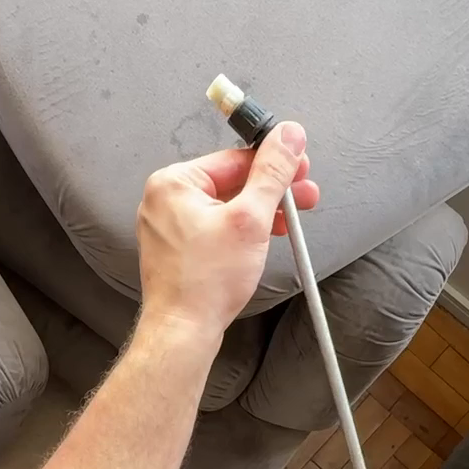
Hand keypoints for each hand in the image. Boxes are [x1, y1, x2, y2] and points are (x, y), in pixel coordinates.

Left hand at [136, 121, 319, 339]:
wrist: (183, 332)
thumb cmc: (206, 283)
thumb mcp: (251, 220)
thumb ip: (272, 174)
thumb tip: (289, 136)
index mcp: (174, 183)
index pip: (235, 159)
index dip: (274, 164)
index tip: (301, 168)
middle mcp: (165, 201)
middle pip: (230, 183)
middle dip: (271, 191)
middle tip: (304, 196)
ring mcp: (168, 228)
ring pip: (224, 208)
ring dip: (260, 213)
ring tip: (290, 222)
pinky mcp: (177, 252)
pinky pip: (214, 230)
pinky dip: (240, 232)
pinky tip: (263, 239)